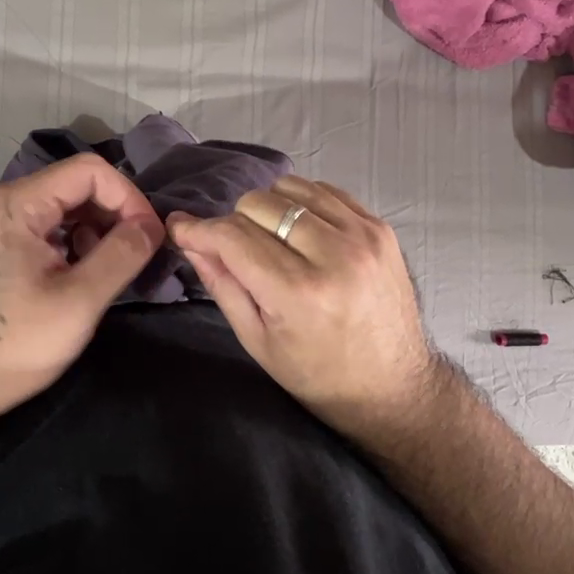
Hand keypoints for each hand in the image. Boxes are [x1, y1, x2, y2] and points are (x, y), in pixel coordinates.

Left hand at [0, 154, 164, 429]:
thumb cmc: (13, 346)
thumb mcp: (78, 302)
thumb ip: (121, 256)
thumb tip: (152, 226)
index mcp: (16, 205)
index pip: (89, 171)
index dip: (128, 197)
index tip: (150, 237)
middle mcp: (0, 204)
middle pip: (74, 185)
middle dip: (114, 213)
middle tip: (138, 255)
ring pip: (61, 207)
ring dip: (95, 230)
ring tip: (112, 269)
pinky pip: (43, 228)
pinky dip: (72, 242)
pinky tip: (82, 276)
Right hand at [168, 175, 443, 443]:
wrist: (393, 385)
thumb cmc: (317, 374)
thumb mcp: (257, 341)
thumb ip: (223, 285)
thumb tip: (190, 240)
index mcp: (299, 293)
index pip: (233, 237)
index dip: (199, 229)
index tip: (180, 228)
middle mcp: (333, 256)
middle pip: (258, 204)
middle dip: (235, 223)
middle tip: (236, 250)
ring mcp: (363, 236)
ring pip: (291, 188)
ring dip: (269, 208)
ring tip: (271, 240)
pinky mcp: (380, 228)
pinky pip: (325, 191)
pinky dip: (302, 204)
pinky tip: (301, 232)